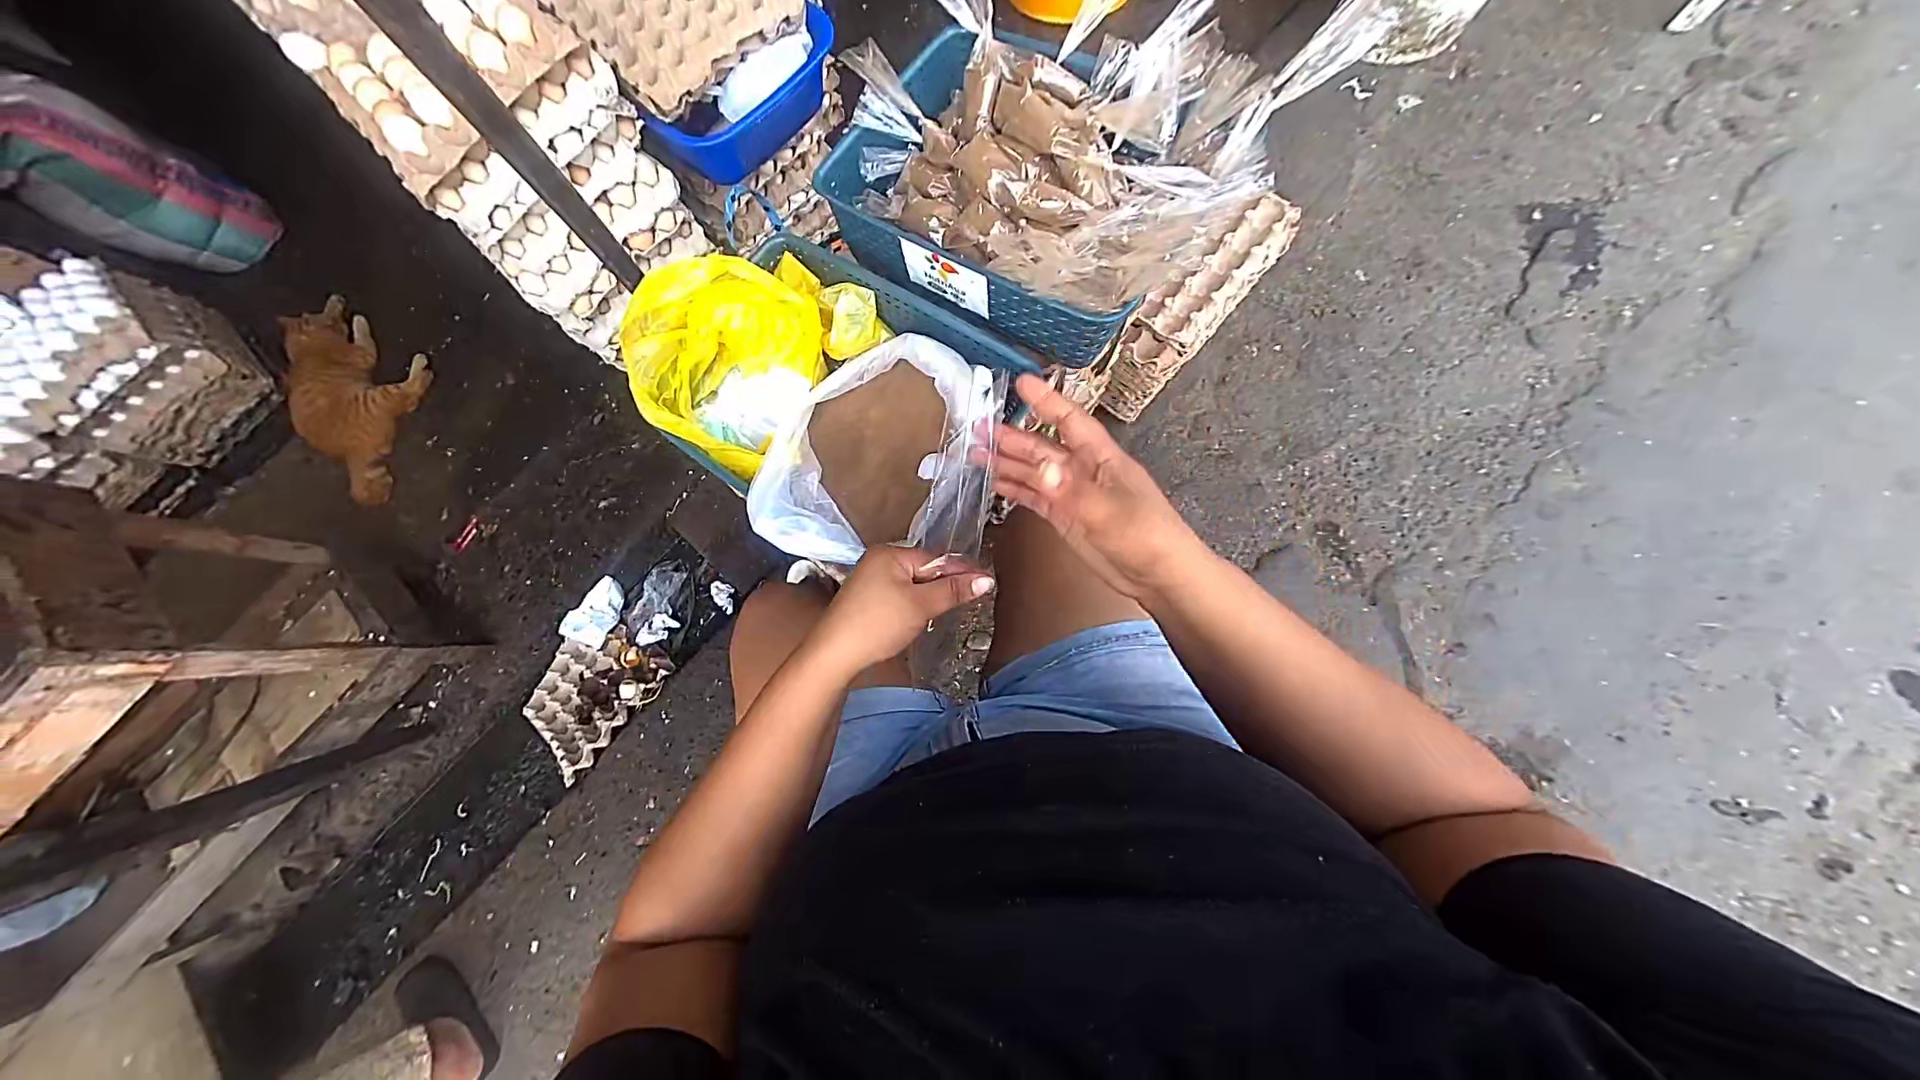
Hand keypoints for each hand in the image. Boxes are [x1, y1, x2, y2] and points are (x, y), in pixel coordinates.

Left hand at [811, 546, 994, 672]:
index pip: (936, 558)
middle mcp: (880, 560)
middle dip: (948, 583)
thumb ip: (953, 590)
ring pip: (914, 583)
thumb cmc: (877, 624)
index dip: (963, 571)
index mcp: (891, 553)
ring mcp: (872, 580)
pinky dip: (917, 603)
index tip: (988, 581)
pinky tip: (925, 616)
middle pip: (925, 569)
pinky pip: (902, 594)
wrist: (835, 654)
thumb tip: (986, 579)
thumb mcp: (920, 605)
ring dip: (933, 595)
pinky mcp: (868, 599)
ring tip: (954, 606)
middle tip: (974, 596)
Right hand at [993, 374, 1202, 601]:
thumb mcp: (1109, 511)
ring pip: (1034, 472)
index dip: (1046, 401)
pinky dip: (1015, 489)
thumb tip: (1042, 471)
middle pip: (1043, 446)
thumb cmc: (1148, 536)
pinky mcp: (1066, 517)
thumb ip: (1072, 491)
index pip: (1070, 421)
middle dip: (1013, 436)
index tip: (1022, 383)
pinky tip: (995, 483)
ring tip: (977, 453)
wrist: (1159, 575)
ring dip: (1007, 462)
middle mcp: (1084, 471)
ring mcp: (1073, 495)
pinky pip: (1035, 497)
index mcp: (1101, 458)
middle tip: (981, 428)